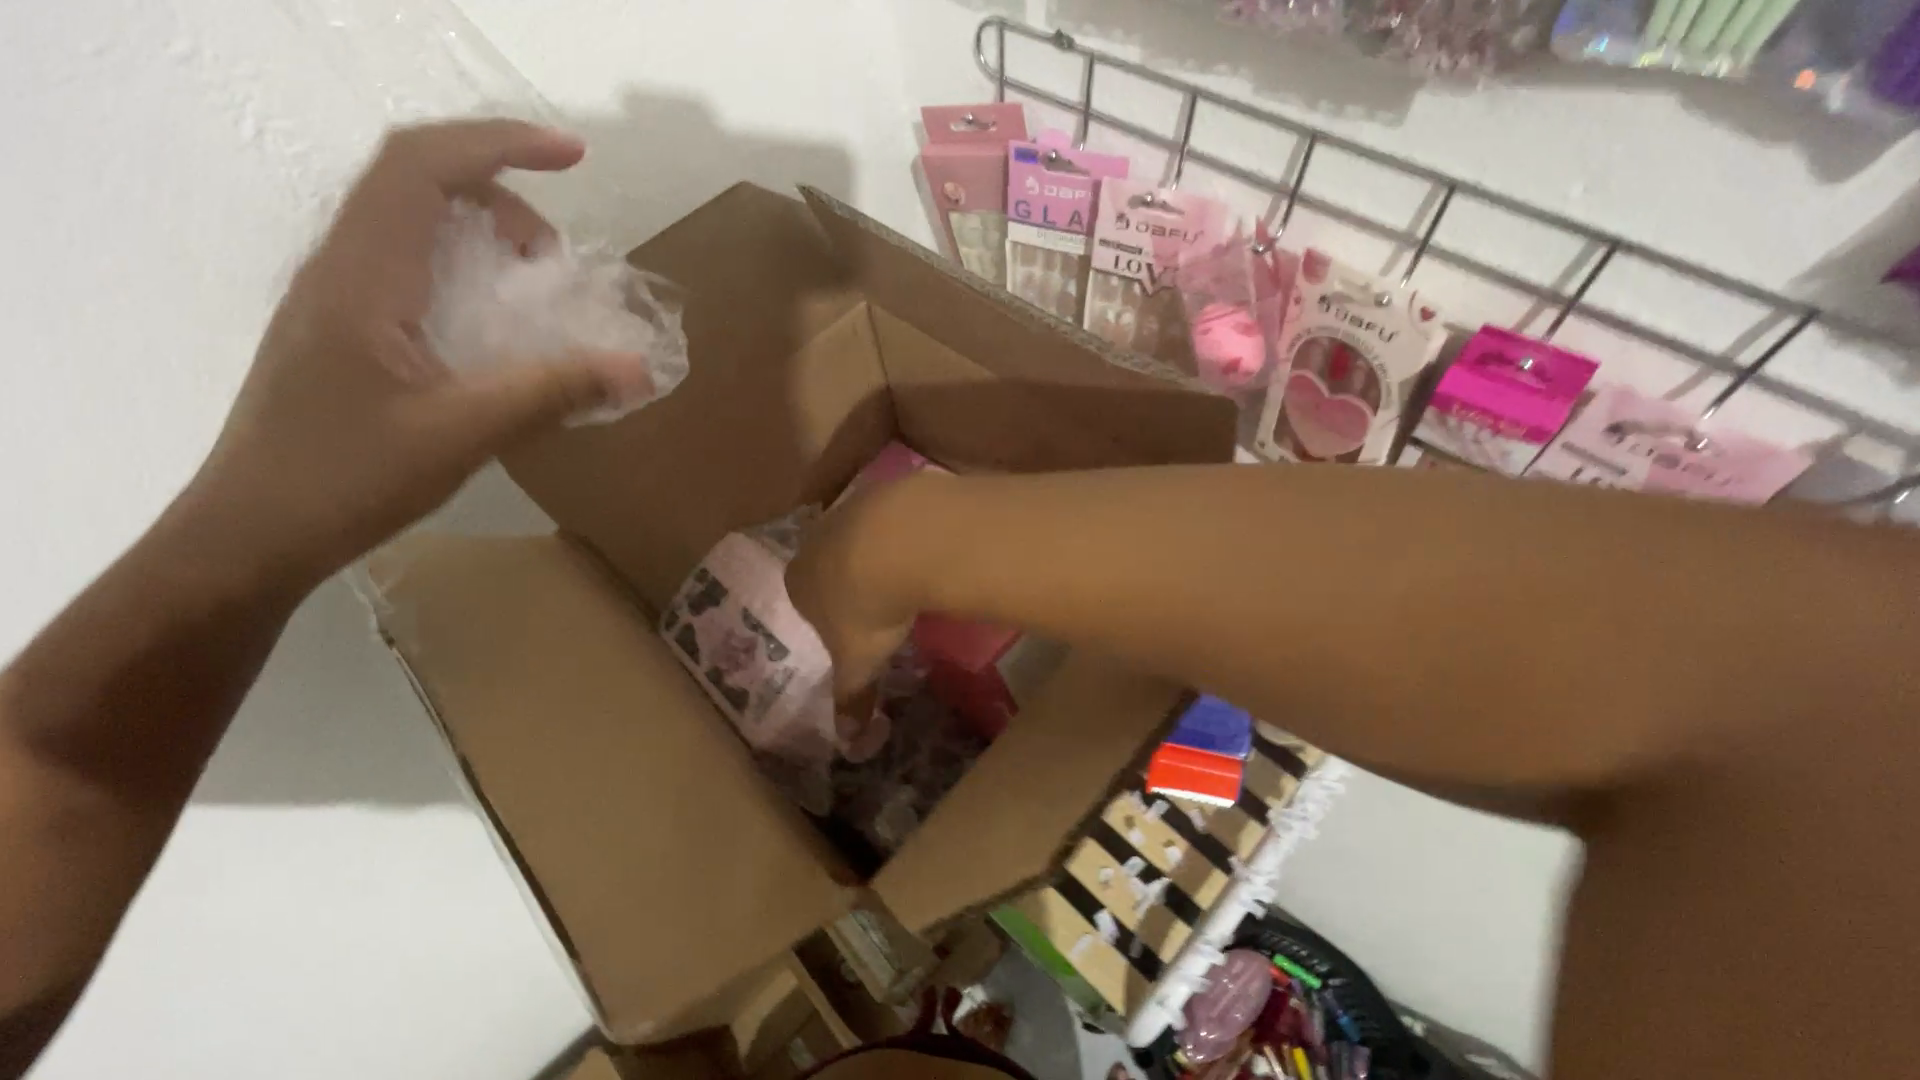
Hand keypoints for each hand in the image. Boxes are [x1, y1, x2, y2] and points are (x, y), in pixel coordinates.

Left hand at [174, 119, 647, 592]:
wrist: (250, 534)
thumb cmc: (345, 478)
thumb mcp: (463, 434)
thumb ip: (552, 392)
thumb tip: (639, 368)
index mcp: (362, 276)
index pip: (422, 166)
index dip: (500, 143)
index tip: (574, 157)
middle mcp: (342, 269)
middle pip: (420, 184)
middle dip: (504, 198)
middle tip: (559, 263)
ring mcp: (338, 300)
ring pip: (413, 225)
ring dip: (484, 235)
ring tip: (538, 290)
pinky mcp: (344, 332)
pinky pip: (411, 269)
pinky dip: (467, 272)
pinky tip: (498, 329)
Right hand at [785, 478, 926, 703]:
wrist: (898, 543)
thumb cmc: (867, 610)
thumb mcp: (859, 663)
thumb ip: (852, 699)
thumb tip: (849, 744)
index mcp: (798, 581)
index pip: (803, 596)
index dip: (827, 612)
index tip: (855, 625)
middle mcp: (814, 541)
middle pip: (829, 561)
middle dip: (850, 579)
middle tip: (883, 601)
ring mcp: (848, 510)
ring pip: (858, 535)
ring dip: (878, 552)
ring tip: (909, 575)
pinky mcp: (883, 492)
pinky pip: (891, 516)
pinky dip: (904, 531)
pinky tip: (925, 548)